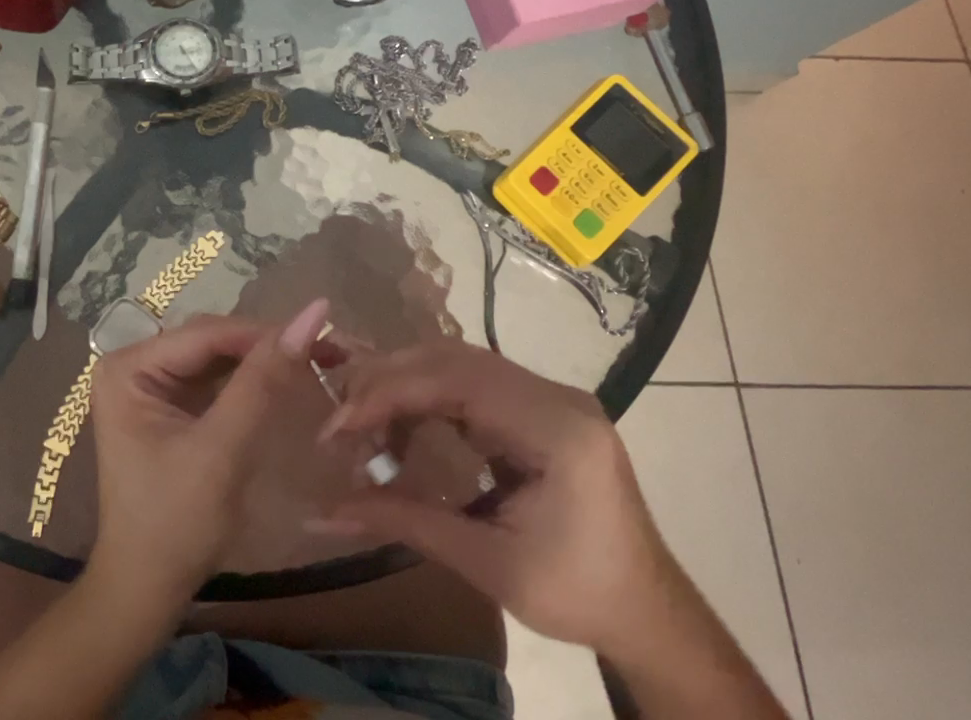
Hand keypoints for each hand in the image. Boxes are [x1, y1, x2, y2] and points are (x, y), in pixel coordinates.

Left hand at [88, 299, 330, 599]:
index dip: (265, 332)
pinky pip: (216, 380)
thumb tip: (312, 315)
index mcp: (128, 368)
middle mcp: (134, 366)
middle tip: (330, 346)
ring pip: (218, 357)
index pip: (206, 334)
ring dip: (265, 359)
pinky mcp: (171, 407)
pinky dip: (252, 380)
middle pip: (212, 341)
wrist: (148, 584)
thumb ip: (263, 382)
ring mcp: (152, 386)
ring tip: (321, 355)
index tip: (325, 332)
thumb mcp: (221, 448)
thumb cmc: (175, 520)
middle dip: (268, 343)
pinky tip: (288, 376)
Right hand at [313, 339, 681, 655]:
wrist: (647, 612)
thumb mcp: (487, 564)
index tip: (339, 427)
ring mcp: (552, 398)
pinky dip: (427, 395)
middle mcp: (557, 397)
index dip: (388, 394)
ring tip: (361, 418)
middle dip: (387, 381)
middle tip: (339, 418)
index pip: (455, 381)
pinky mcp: (543, 409)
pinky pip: (473, 381)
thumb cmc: (575, 593)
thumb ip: (405, 523)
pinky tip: (400, 424)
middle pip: (453, 359)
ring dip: (403, 382)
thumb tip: (323, 512)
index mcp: (557, 430)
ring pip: (459, 362)